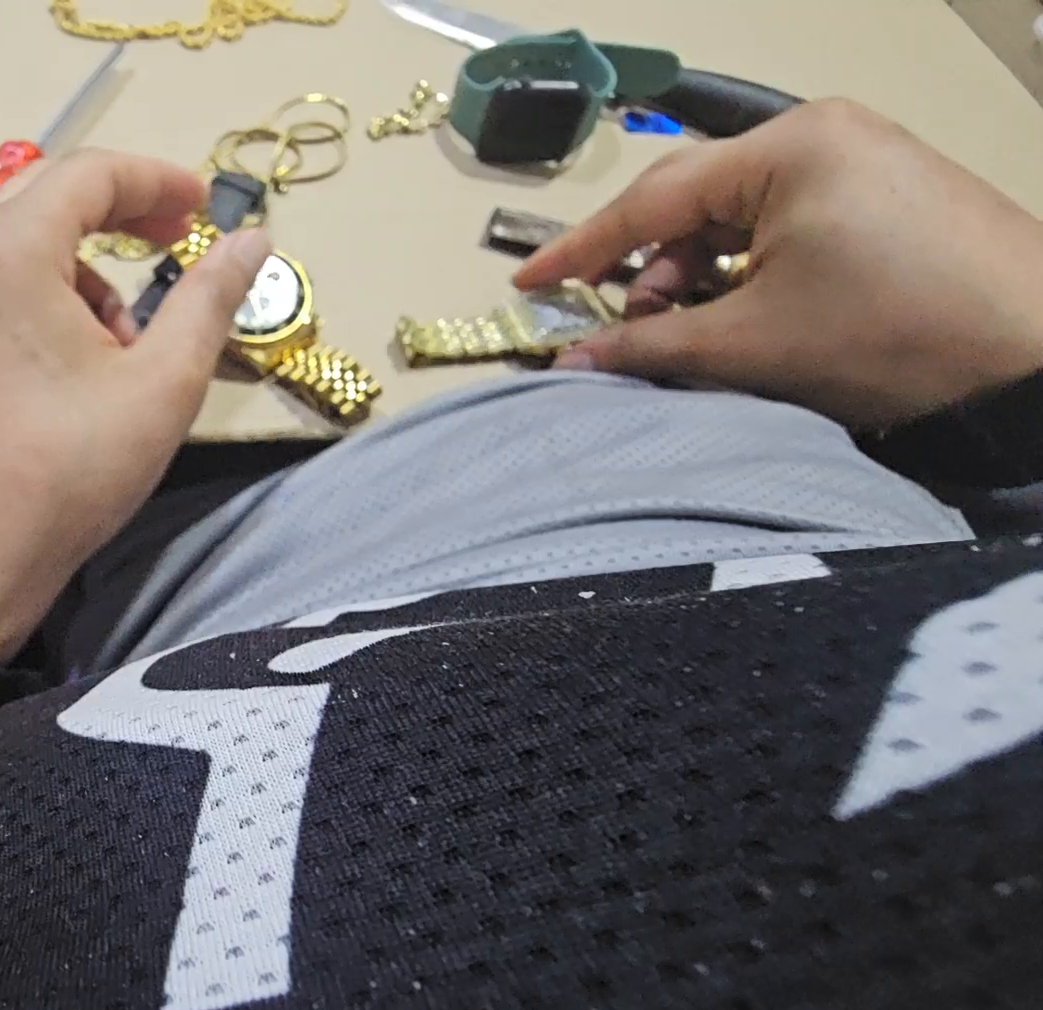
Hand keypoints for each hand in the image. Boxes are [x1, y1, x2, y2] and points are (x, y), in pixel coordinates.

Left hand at [0, 151, 271, 663]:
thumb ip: (211, 298)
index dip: (158, 181)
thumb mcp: (163, 383)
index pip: (89, 175)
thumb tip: (253, 240)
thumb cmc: (73, 472)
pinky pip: (0, 289)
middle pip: (50, 198)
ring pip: (24, 248)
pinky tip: (81, 367)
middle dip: (120, 214)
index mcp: (7, 252)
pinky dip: (50, 303)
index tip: (206, 209)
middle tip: (176, 241)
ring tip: (128, 344)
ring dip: (86, 272)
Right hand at [516, 100, 1042, 428]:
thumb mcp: (741, 343)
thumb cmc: (884, 334)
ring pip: (720, 219)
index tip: (526, 282)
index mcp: (788, 151)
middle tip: (603, 312)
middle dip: (636, 264)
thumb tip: (567, 360)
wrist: (1037, 361)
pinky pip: (762, 228)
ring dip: (680, 278)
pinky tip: (721, 314)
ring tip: (676, 329)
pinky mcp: (868, 199)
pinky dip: (724, 275)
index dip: (577, 249)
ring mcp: (850, 164)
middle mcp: (818, 140)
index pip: (650, 201)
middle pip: (683, 201)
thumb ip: (640, 345)